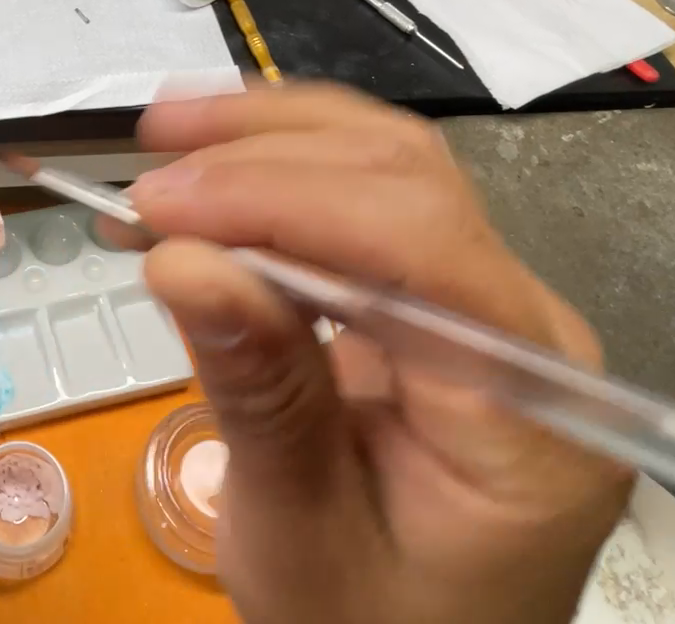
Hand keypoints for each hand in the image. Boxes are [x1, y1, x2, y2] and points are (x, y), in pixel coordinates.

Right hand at [123, 84, 630, 623]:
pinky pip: (363, 195)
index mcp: (527, 410)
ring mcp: (485, 299)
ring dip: (268, 135)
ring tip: (167, 136)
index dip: (280, 200)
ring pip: (386, 161)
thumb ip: (259, 397)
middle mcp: (525, 327)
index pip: (417, 246)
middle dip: (262, 157)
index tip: (158, 206)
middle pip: (405, 181)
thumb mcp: (298, 539)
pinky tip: (216, 160)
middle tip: (146, 178)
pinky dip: (278, 165)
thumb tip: (182, 260)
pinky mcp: (433, 291)